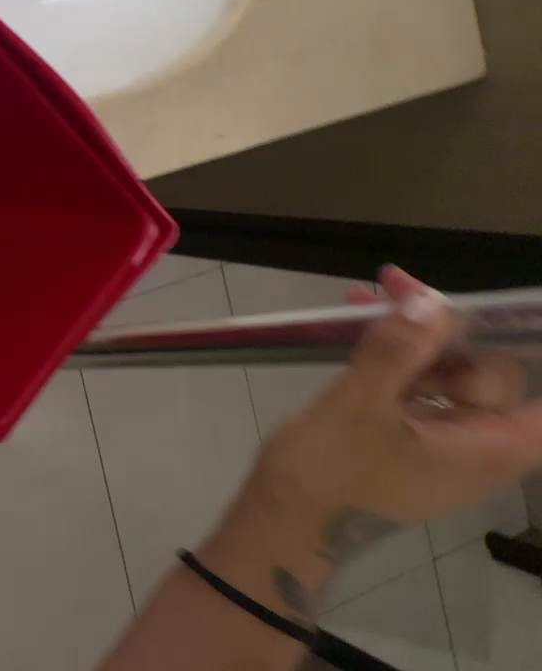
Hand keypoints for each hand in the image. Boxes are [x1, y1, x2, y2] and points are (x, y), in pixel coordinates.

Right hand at [215, 267, 541, 615]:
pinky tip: (357, 337)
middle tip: (385, 288)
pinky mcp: (410, 441)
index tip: (463, 301)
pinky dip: (392, 363)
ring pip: (444, 378)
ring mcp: (446, 444)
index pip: (530, 384)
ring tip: (361, 302)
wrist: (287, 517)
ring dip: (408, 341)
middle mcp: (485, 445)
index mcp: (495, 444)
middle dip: (438, 330)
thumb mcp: (357, 404)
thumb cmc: (330, 467)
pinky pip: (416, 392)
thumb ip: (396, 352)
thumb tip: (428, 300)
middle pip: (485, 374)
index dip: (508, 338)